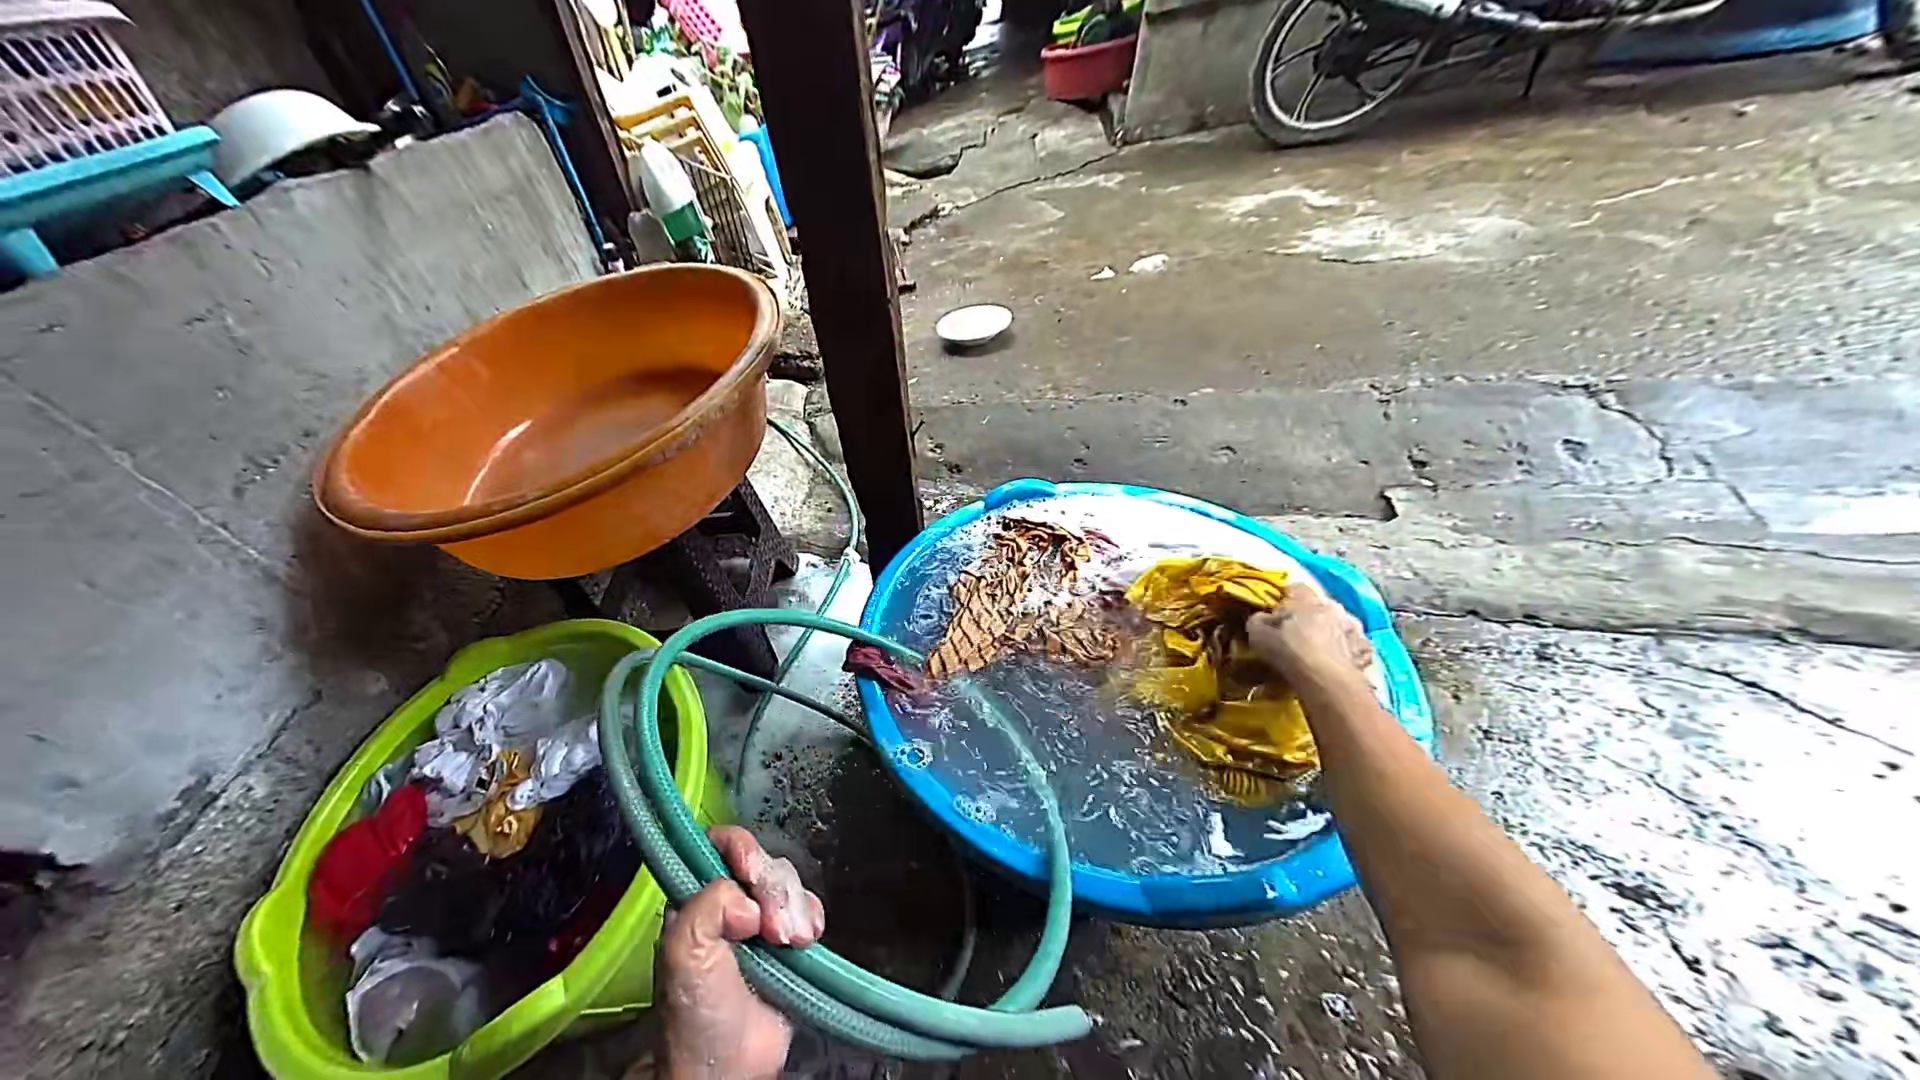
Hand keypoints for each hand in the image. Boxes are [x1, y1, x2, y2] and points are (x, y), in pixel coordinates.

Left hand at [653, 826, 825, 1079]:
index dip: (740, 848)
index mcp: (698, 899)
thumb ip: (707, 907)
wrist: (730, 1067)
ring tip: (790, 944)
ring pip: (788, 882)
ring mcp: (761, 920)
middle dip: (775, 891)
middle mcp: (730, 902)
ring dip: (795, 908)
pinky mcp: (789, 937)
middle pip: (763, 862)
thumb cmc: (696, 1015)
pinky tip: (806, 940)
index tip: (751, 871)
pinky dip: (812, 916)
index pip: (720, 845)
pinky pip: (809, 905)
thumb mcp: (684, 954)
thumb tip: (748, 903)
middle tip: (773, 931)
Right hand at [1247, 584, 1372, 695]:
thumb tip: (1262, 618)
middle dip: (1311, 615)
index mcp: (1306, 600)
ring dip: (1332, 632)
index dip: (1285, 597)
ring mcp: (1352, 628)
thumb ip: (1259, 620)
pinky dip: (1348, 651)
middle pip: (1320, 606)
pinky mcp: (1365, 650)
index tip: (1277, 609)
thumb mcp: (1257, 632)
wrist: (1324, 679)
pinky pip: (1356, 646)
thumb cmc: (1287, 651)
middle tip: (1297, 632)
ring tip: (1320, 649)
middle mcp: (1333, 608)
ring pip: (1341, 624)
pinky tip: (1340, 662)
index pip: (1295, 588)